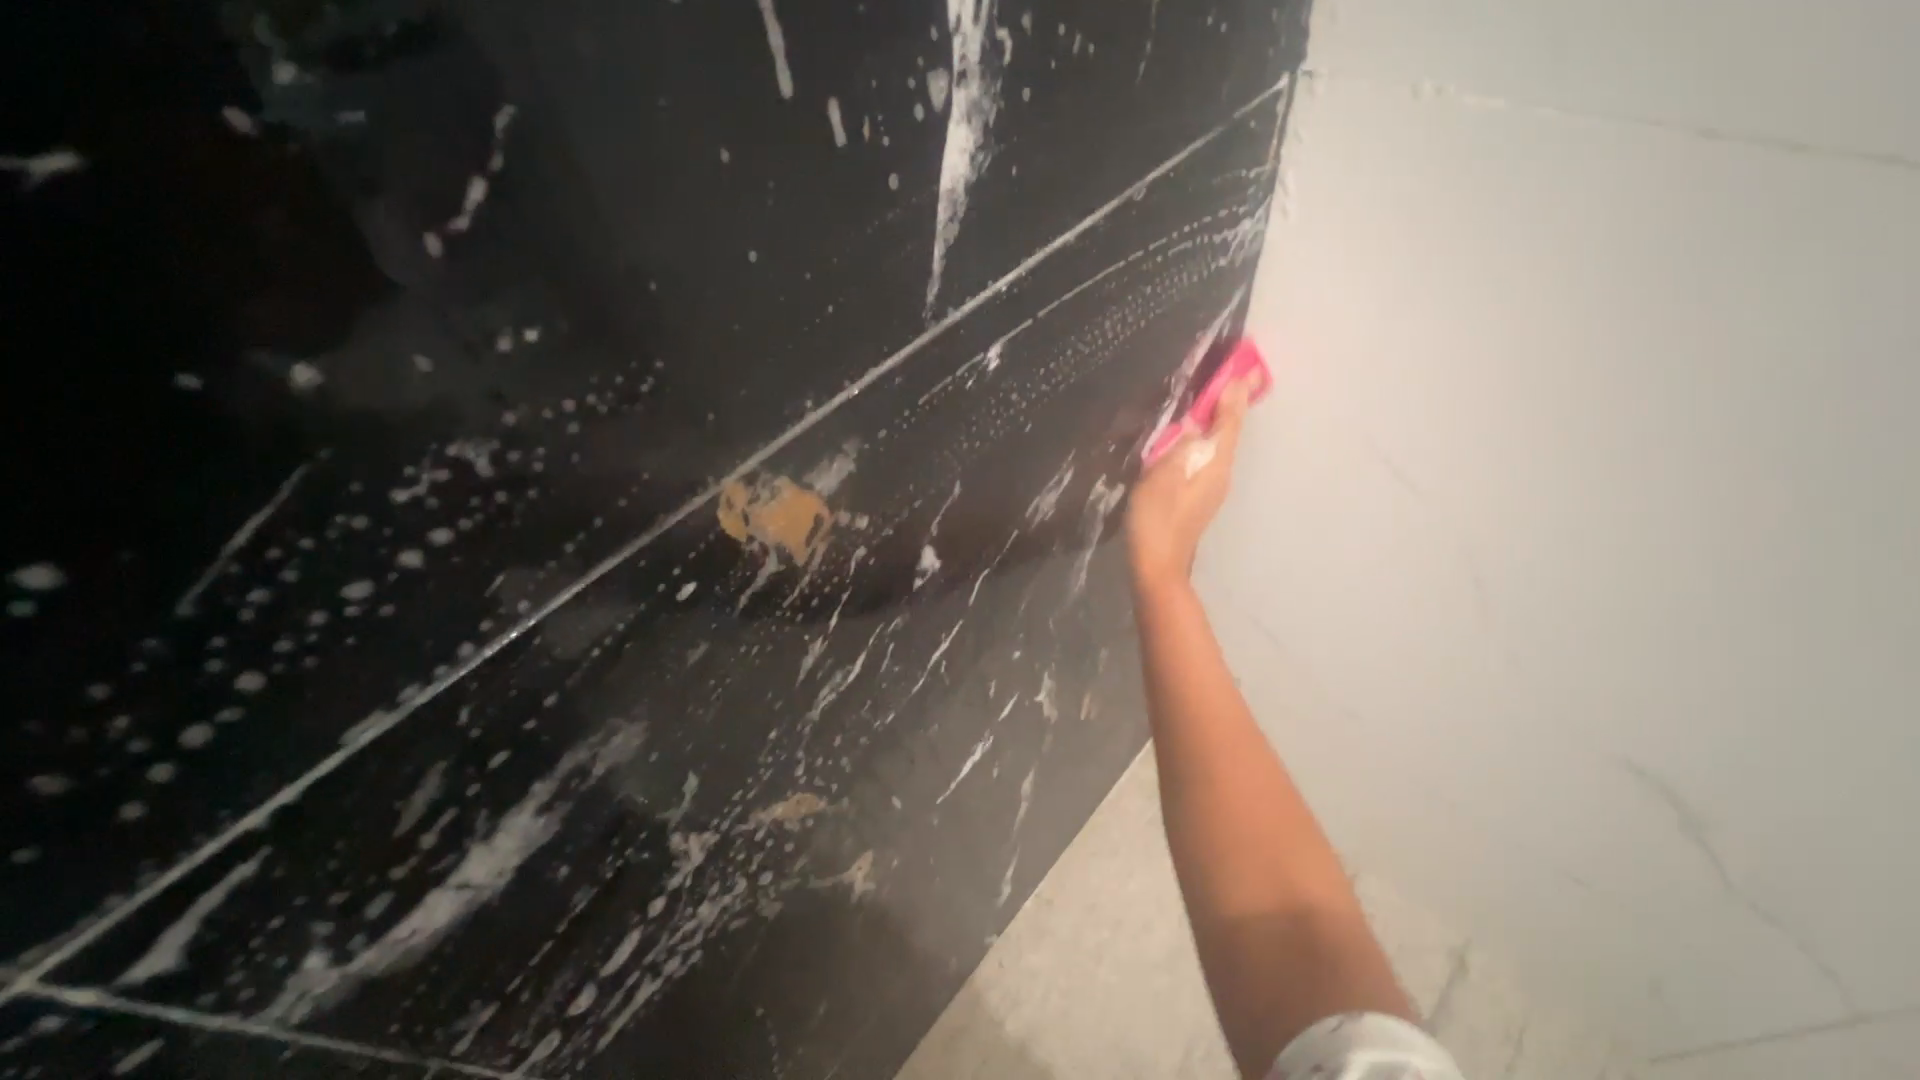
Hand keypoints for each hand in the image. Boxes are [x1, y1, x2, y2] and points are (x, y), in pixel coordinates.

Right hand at [1125, 377, 1253, 591]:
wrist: (1157, 564)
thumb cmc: (1157, 518)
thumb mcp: (1163, 474)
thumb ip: (1181, 445)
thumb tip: (1197, 424)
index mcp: (1215, 463)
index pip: (1229, 421)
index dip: (1235, 394)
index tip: (1245, 368)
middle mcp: (1221, 472)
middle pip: (1229, 431)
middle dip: (1232, 403)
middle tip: (1235, 376)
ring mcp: (1212, 487)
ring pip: (1219, 445)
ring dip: (1218, 421)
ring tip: (1213, 398)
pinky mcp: (1200, 497)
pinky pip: (1207, 458)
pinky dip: (1206, 439)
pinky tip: (1192, 436)